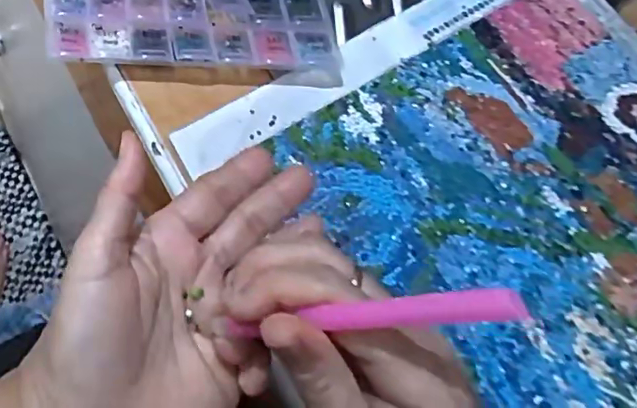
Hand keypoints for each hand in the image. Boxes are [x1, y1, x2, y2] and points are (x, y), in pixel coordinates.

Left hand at [0, 132, 312, 407]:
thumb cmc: (86, 327)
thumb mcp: (96, 255)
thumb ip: (119, 197)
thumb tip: (129, 136)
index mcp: (164, 242)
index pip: (208, 200)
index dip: (237, 177)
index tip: (267, 156)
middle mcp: (195, 270)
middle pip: (242, 230)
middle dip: (273, 204)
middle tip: (307, 177)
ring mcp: (216, 315)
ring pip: (261, 277)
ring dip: (290, 256)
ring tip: (322, 238)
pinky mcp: (230, 362)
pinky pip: (264, 335)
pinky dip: (281, 322)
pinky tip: (305, 307)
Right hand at [220, 223, 476, 407]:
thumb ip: (323, 382)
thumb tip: (273, 322)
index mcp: (410, 346)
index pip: (331, 287)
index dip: (274, 288)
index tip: (232, 312)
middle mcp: (400, 310)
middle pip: (321, 258)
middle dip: (264, 273)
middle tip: (227, 307)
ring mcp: (387, 306)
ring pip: (314, 255)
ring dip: (267, 271)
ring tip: (238, 305)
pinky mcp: (370, 311)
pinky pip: (319, 273)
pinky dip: (281, 277)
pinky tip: (259, 299)